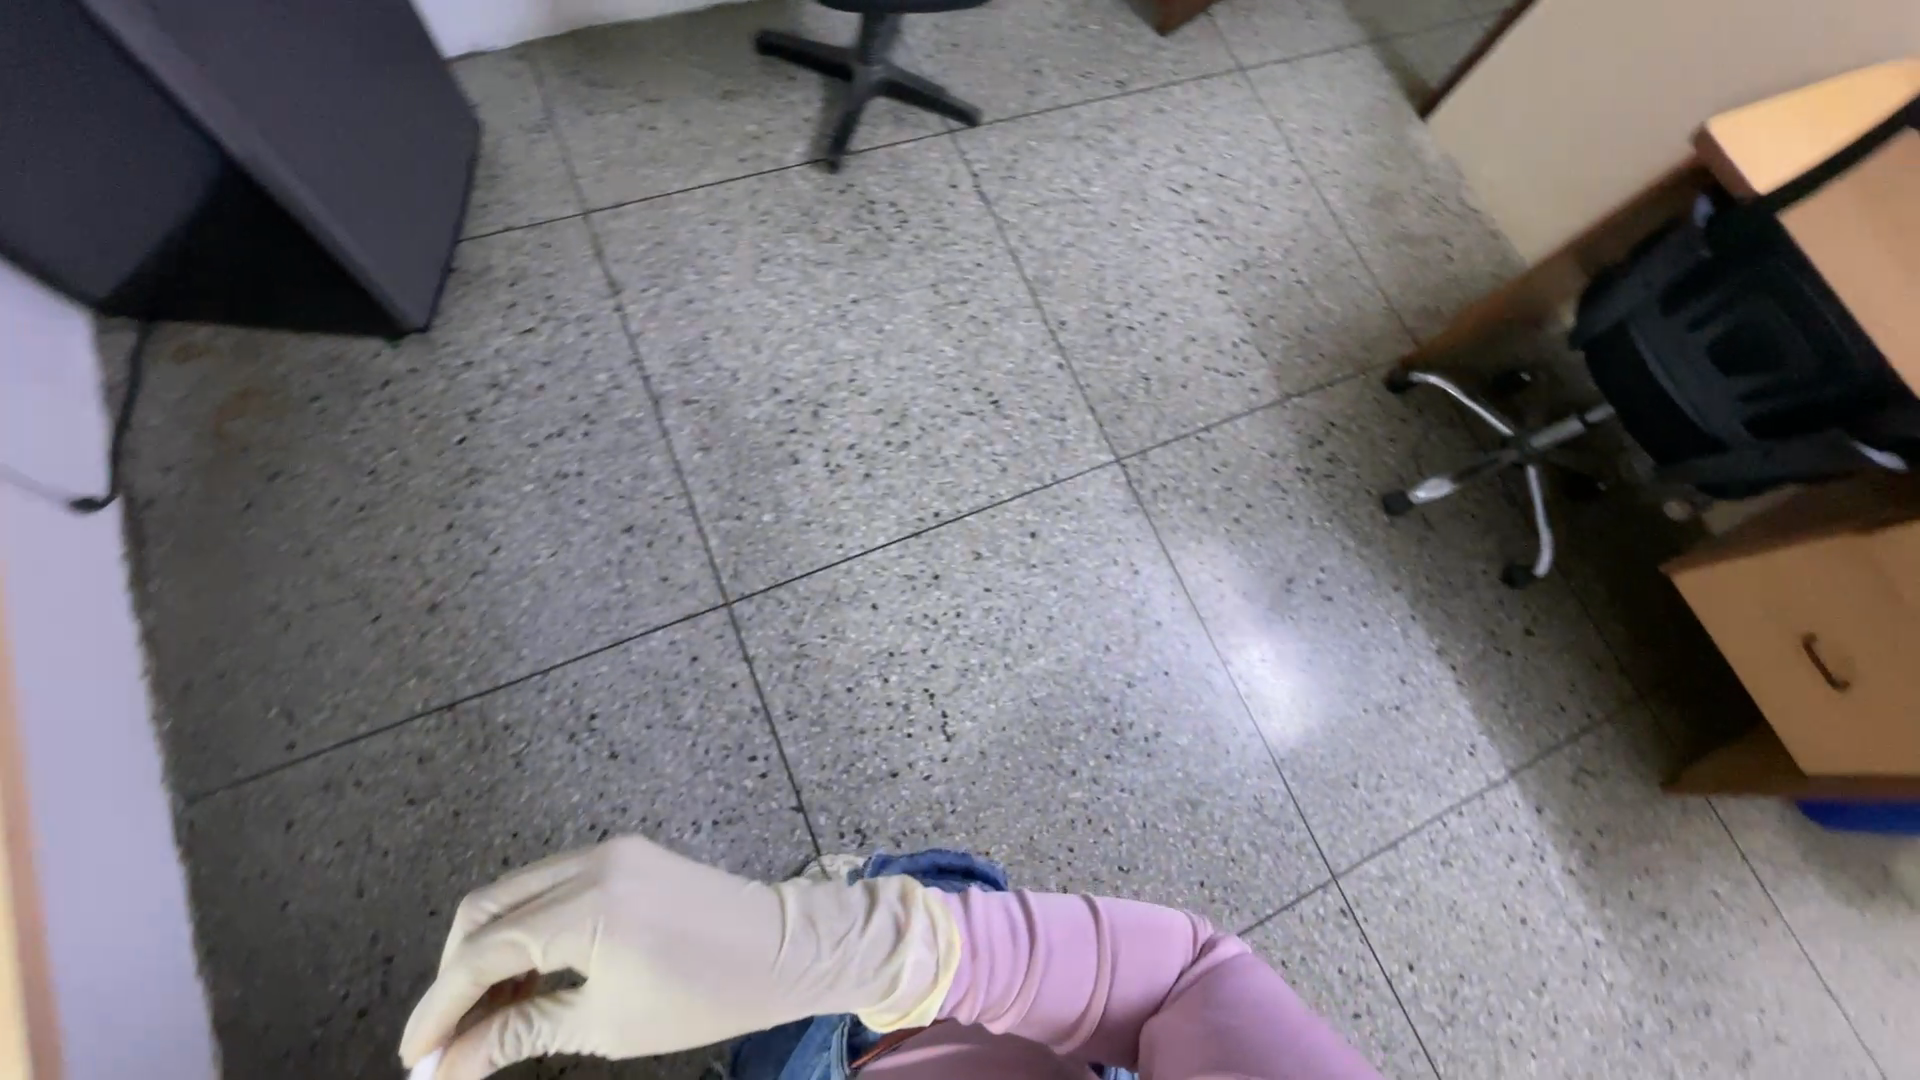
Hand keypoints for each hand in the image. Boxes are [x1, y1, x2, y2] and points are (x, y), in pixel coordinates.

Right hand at [399, 835, 959, 1079]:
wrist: (784, 947)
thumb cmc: (702, 995)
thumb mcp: (605, 1023)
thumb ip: (518, 1030)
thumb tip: (445, 1064)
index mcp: (588, 905)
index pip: (483, 951)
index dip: (437, 1007)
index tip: (416, 1056)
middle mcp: (593, 861)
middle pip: (488, 907)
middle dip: (456, 972)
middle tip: (450, 1036)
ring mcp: (613, 849)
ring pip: (519, 890)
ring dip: (492, 945)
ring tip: (490, 1012)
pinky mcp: (629, 851)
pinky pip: (556, 881)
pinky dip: (532, 922)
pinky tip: (535, 971)